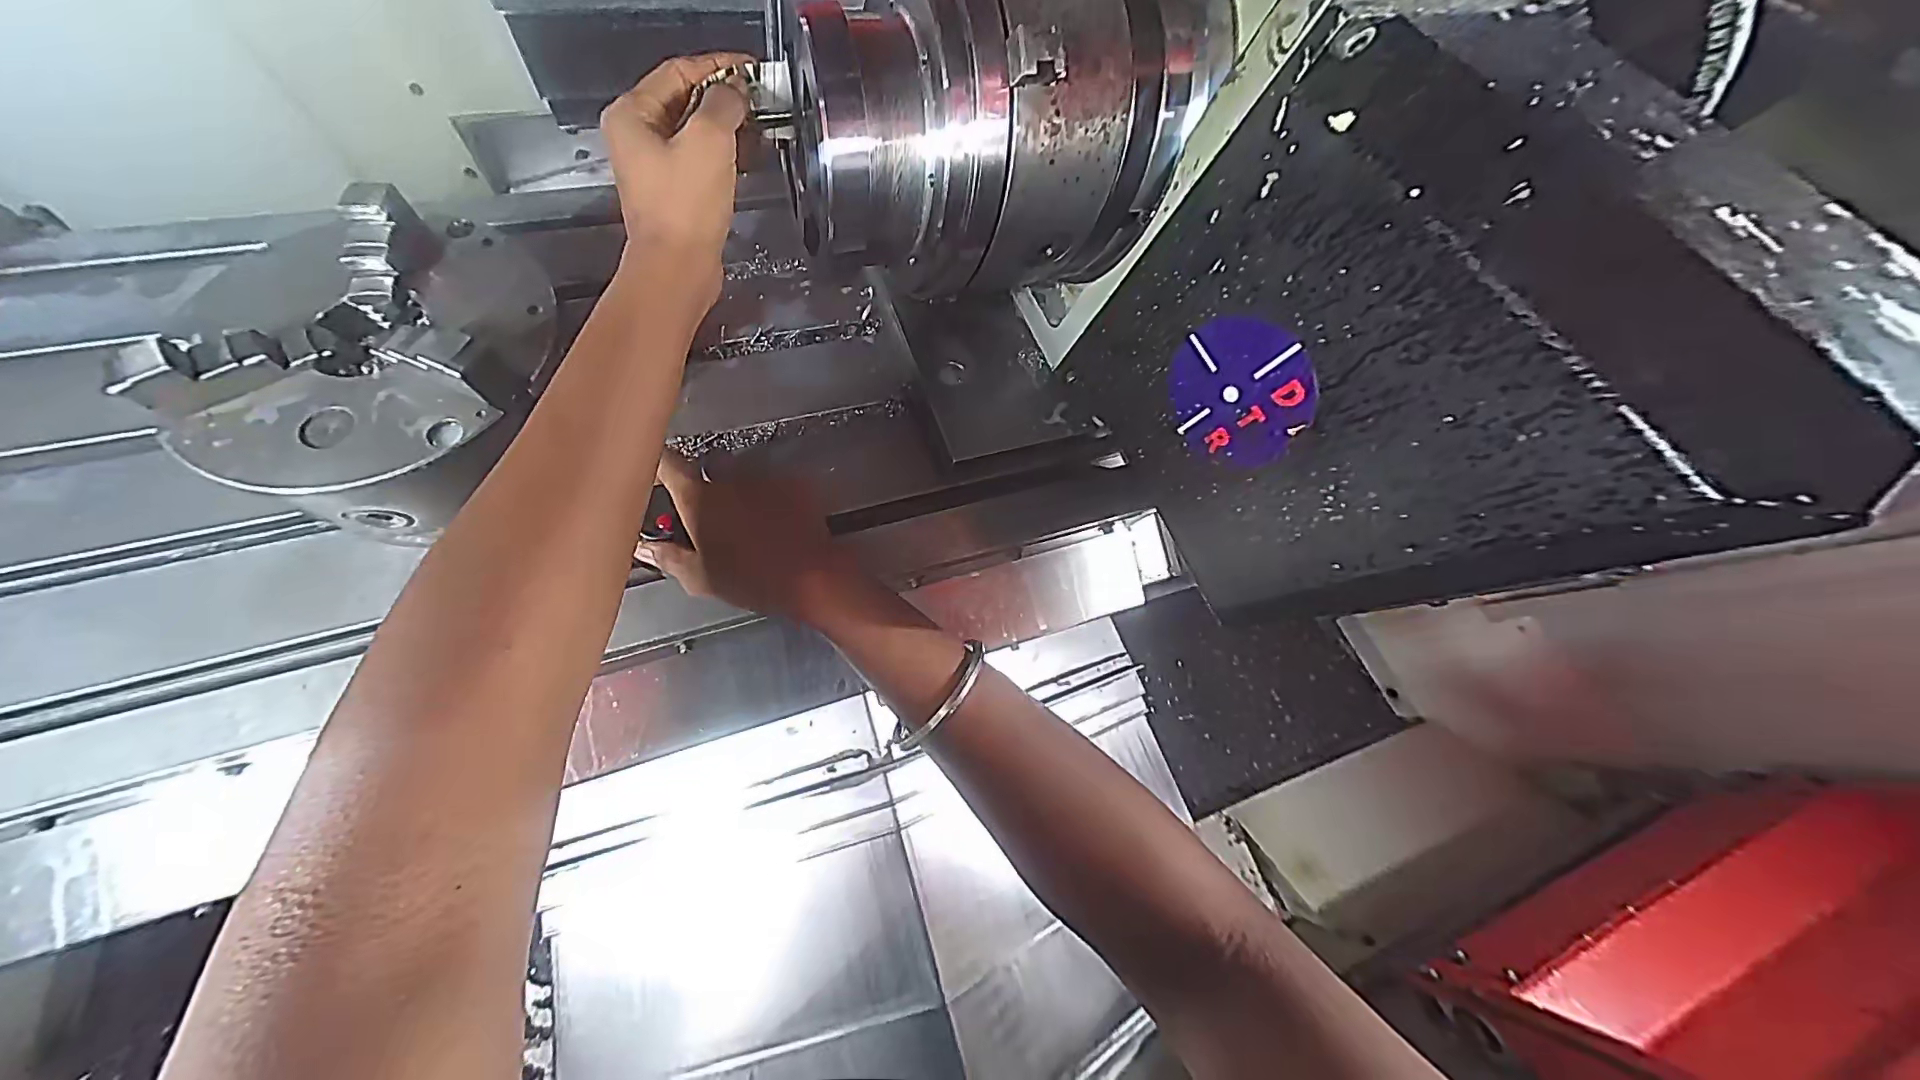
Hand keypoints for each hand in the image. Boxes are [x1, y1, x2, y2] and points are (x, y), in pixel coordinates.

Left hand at [600, 54, 751, 301]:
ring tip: (755, 126)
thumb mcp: (708, 140)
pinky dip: (722, 155)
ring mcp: (654, 169)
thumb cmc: (684, 207)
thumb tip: (734, 93)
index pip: (677, 72)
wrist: (679, 267)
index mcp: (632, 115)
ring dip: (725, 127)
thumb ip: (723, 104)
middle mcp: (637, 139)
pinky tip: (743, 158)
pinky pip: (699, 161)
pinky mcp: (674, 195)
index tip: (748, 67)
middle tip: (756, 98)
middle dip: (721, 97)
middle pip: (683, 100)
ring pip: (693, 132)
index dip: (716, 66)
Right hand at [637, 450, 858, 621]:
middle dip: (708, 486)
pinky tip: (777, 521)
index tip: (654, 468)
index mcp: (699, 498)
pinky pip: (775, 482)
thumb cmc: (753, 579)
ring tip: (751, 524)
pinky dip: (772, 496)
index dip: (659, 464)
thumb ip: (668, 557)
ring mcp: (765, 476)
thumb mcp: (700, 577)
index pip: (668, 464)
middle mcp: (730, 478)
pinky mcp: (794, 482)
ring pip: (745, 475)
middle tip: (712, 517)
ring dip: (742, 491)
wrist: (812, 575)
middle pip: (710, 469)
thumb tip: (645, 548)